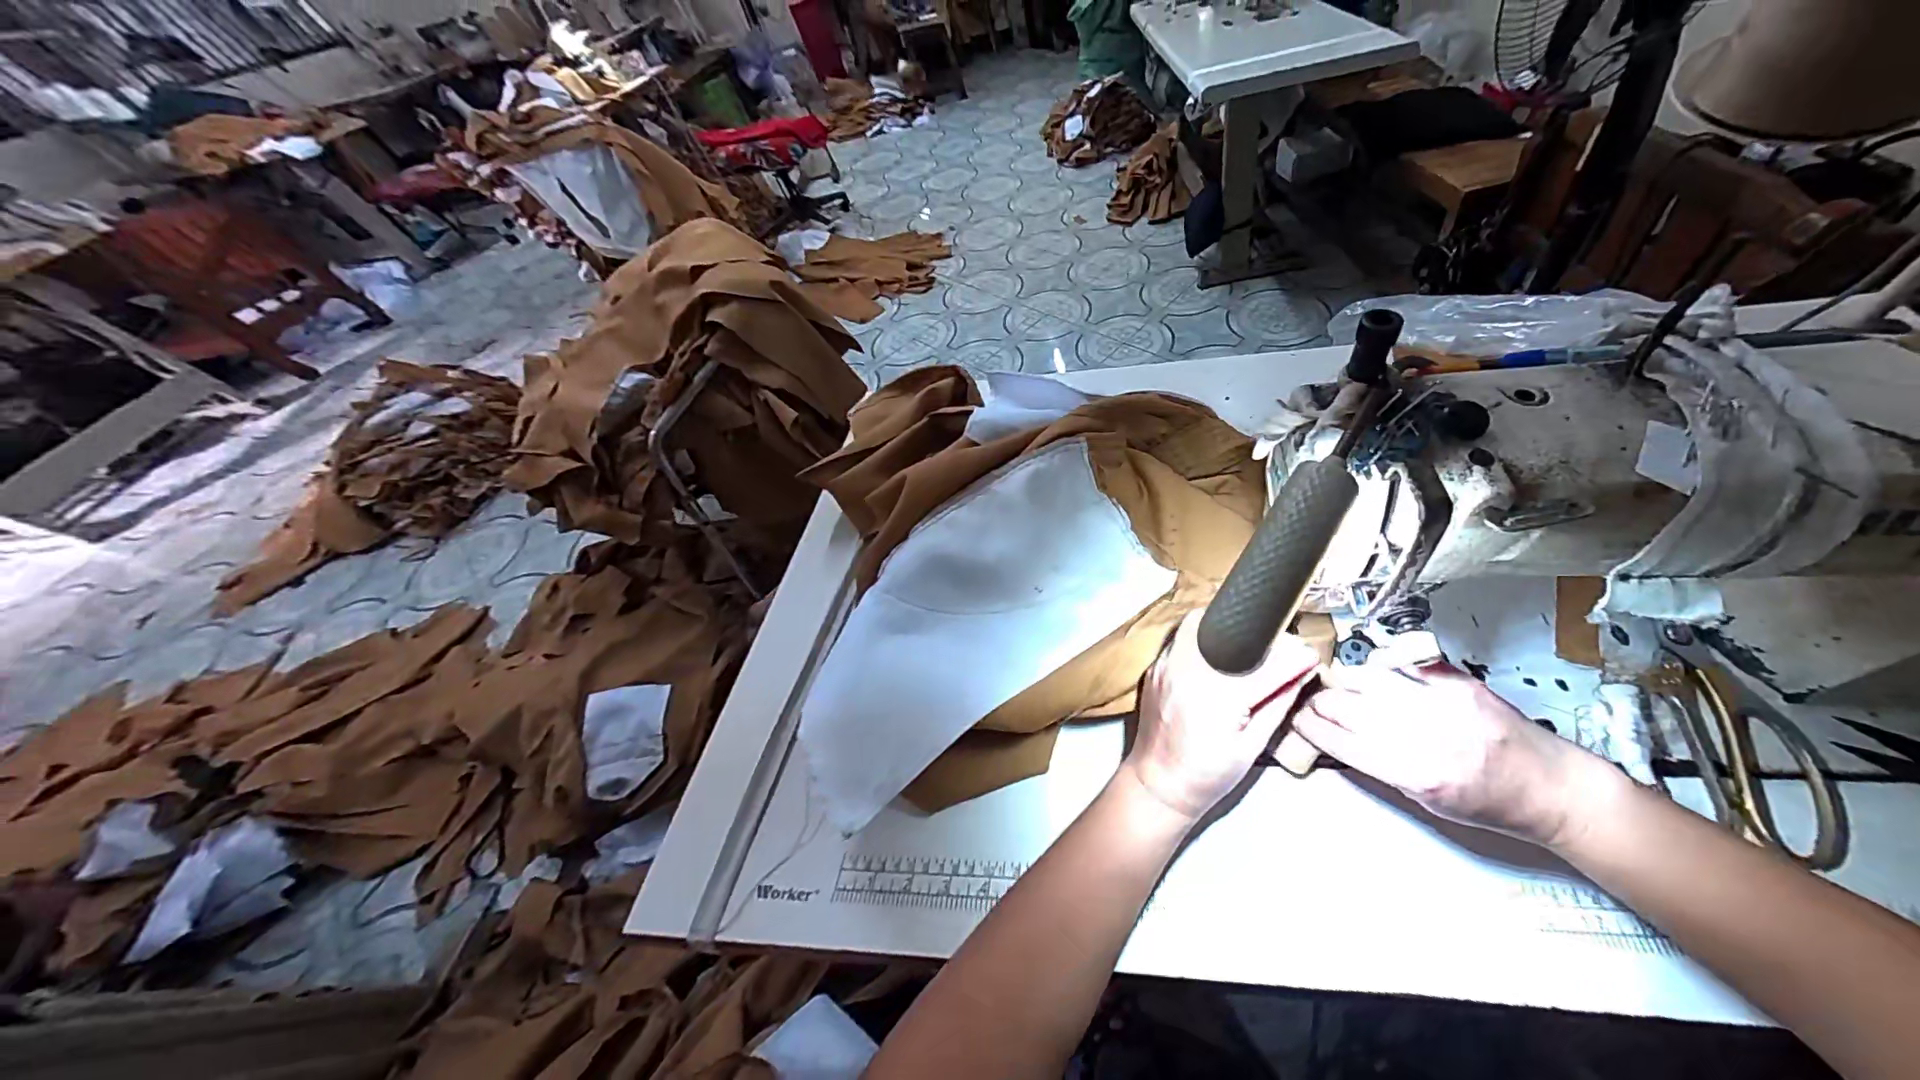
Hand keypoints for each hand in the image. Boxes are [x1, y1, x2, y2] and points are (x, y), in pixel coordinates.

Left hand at [1121, 612, 1320, 821]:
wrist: (1157, 783)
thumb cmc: (1202, 775)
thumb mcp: (1251, 745)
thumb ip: (1278, 703)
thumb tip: (1301, 674)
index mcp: (1215, 698)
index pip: (1266, 666)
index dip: (1294, 658)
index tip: (1309, 654)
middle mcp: (1186, 674)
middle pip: (1231, 632)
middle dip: (1262, 637)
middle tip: (1279, 650)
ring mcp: (1166, 666)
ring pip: (1200, 623)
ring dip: (1230, 630)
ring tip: (1249, 651)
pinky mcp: (1156, 666)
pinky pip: (1182, 637)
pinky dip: (1204, 639)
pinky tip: (1219, 658)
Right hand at [1292, 660, 1608, 847]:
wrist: (1553, 787)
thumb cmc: (1492, 804)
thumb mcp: (1427, 800)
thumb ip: (1379, 765)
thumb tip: (1334, 736)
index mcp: (1416, 773)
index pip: (1338, 740)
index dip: (1308, 727)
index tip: (1297, 721)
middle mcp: (1428, 735)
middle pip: (1344, 704)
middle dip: (1319, 703)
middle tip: (1313, 704)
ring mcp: (1443, 702)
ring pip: (1366, 677)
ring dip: (1344, 682)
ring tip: (1340, 687)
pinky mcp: (1459, 681)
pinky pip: (1401, 665)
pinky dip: (1381, 669)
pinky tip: (1376, 677)